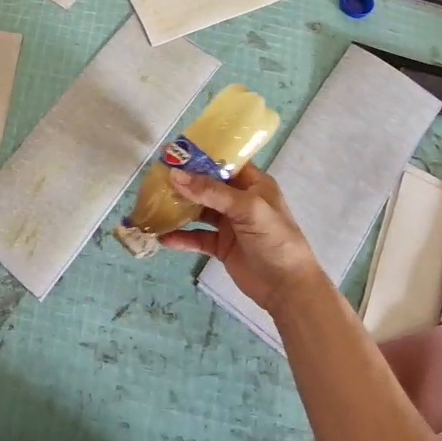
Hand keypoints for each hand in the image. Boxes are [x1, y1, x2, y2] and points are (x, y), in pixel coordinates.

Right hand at [159, 164, 326, 314]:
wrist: (288, 288)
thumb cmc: (275, 239)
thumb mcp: (247, 208)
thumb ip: (211, 191)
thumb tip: (175, 175)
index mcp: (253, 184)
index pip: (224, 162)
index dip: (201, 156)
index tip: (173, 152)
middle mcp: (239, 200)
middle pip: (207, 185)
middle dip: (183, 182)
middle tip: (156, 178)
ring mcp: (229, 223)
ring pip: (198, 210)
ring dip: (179, 208)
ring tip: (154, 205)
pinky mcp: (221, 246)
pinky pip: (196, 236)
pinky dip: (181, 237)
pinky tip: (163, 238)